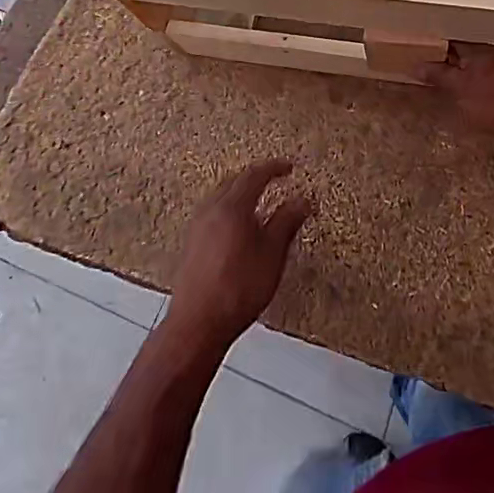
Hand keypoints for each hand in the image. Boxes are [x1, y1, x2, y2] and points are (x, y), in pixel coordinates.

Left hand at [162, 159, 310, 347]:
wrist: (198, 325)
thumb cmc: (237, 289)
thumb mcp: (273, 253)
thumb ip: (287, 222)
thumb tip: (302, 201)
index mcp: (232, 208)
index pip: (255, 175)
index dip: (274, 168)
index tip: (289, 167)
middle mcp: (211, 212)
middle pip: (234, 181)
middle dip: (255, 176)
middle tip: (274, 178)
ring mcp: (198, 229)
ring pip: (221, 197)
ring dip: (240, 192)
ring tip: (259, 200)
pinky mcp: (192, 246)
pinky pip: (212, 213)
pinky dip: (229, 208)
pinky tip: (239, 226)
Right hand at [415, 43, 493, 138]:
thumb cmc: (491, 105)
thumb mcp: (457, 89)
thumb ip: (437, 74)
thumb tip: (417, 66)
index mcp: (481, 47)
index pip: (454, 40)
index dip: (439, 50)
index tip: (428, 59)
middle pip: (469, 50)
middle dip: (454, 61)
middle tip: (441, 74)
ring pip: (483, 61)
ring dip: (470, 70)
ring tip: (460, 86)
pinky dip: (485, 78)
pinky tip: (480, 92)